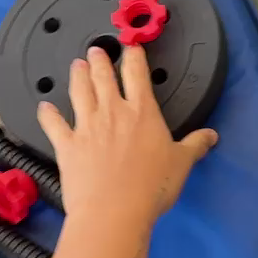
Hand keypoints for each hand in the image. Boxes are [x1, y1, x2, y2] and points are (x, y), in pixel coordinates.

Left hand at [37, 45, 217, 237]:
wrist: (113, 211)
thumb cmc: (153, 186)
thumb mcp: (182, 164)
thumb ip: (196, 145)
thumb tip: (212, 135)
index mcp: (142, 112)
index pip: (137, 75)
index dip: (134, 57)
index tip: (131, 45)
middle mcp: (113, 112)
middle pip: (104, 78)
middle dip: (100, 61)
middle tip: (95, 50)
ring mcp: (86, 127)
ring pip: (80, 93)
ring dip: (78, 76)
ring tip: (76, 65)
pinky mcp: (66, 145)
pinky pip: (54, 124)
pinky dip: (48, 114)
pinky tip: (44, 107)